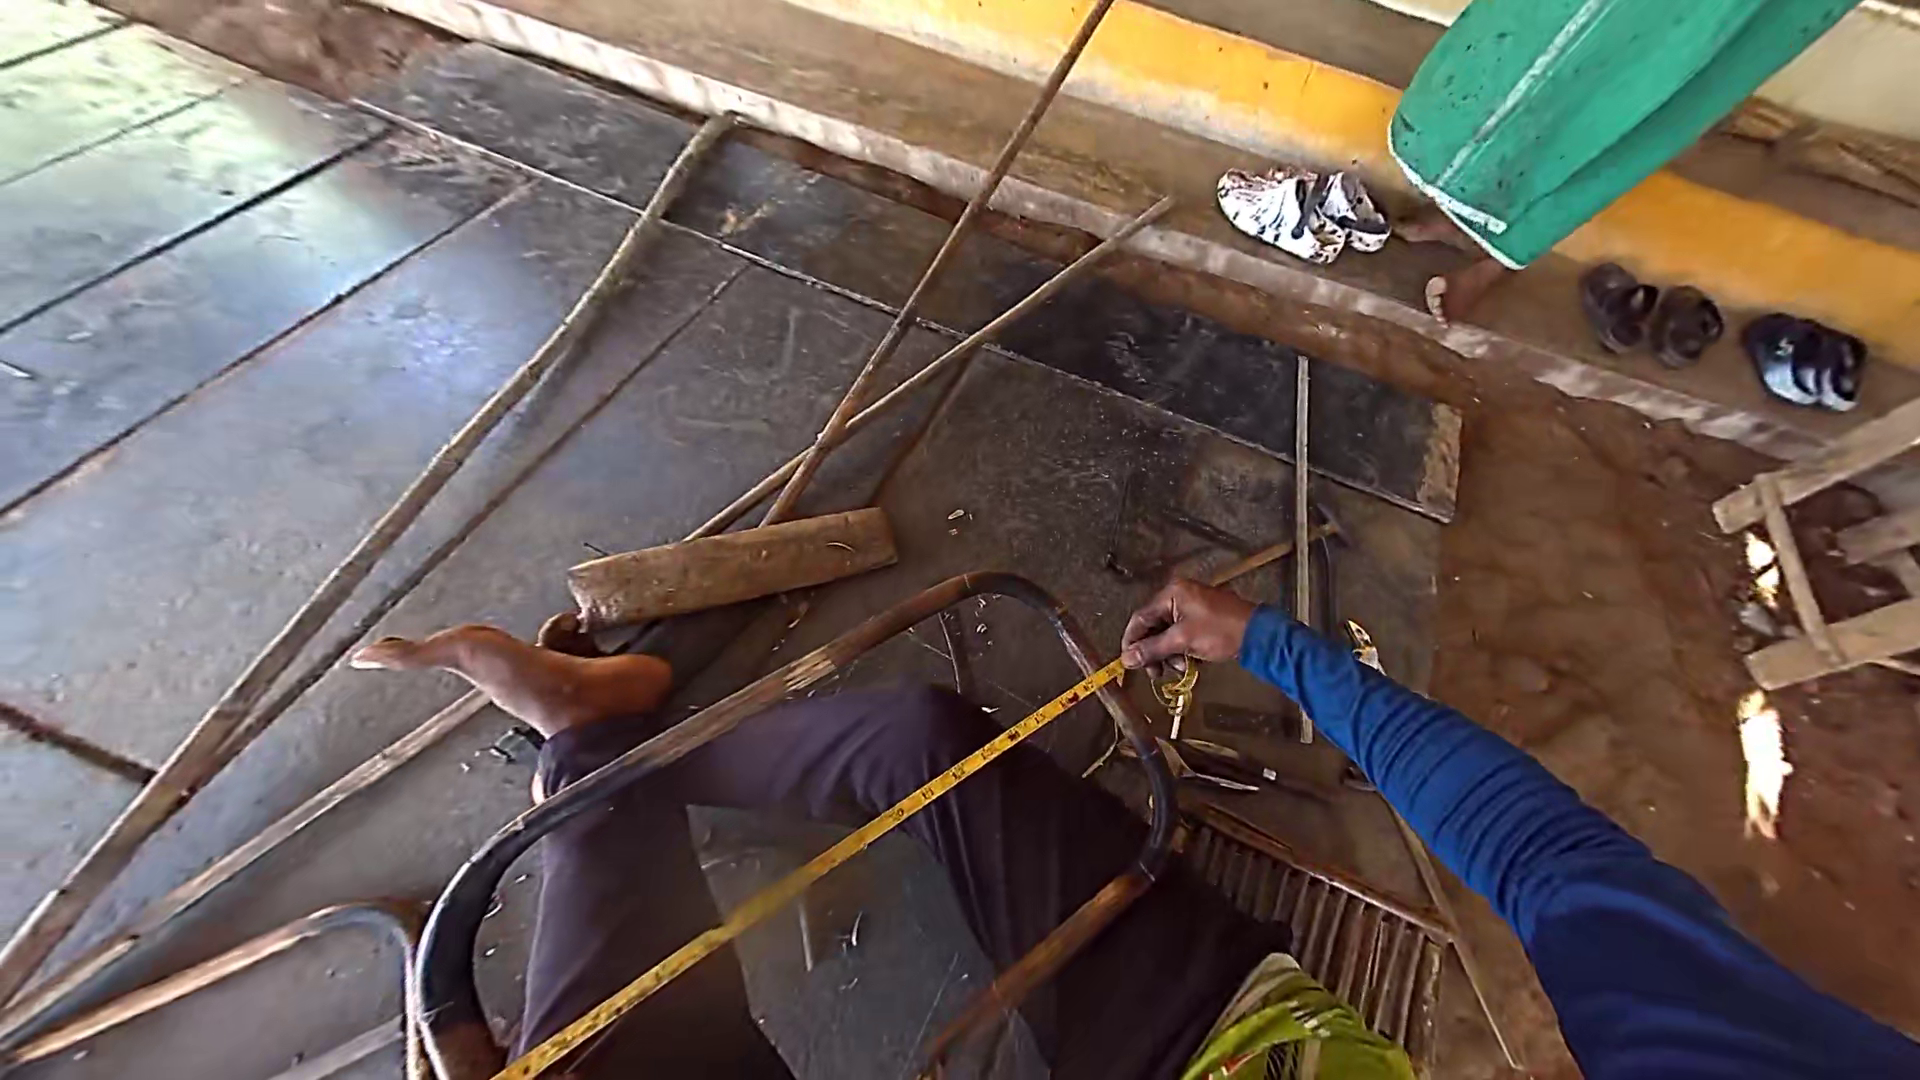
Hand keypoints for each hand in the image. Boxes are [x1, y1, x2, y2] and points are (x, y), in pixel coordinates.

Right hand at [1120, 578, 1256, 670]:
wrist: (1261, 635)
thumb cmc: (1220, 633)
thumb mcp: (1182, 641)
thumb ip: (1152, 649)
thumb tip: (1126, 659)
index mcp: (1171, 594)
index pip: (1140, 618)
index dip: (1132, 642)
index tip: (1130, 663)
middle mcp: (1178, 595)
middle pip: (1153, 626)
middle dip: (1153, 650)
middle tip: (1156, 672)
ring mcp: (1191, 605)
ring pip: (1167, 632)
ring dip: (1168, 652)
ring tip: (1180, 667)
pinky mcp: (1202, 617)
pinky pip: (1181, 633)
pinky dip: (1181, 648)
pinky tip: (1188, 661)